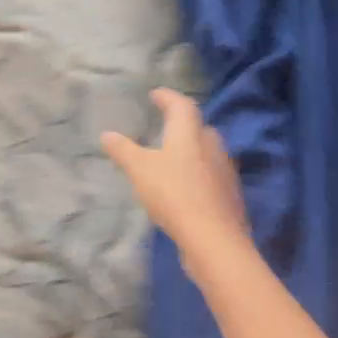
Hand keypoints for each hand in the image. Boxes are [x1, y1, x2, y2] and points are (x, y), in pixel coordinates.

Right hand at [102, 89, 249, 264]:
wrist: (214, 242)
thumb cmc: (173, 194)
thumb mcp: (139, 169)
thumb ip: (123, 150)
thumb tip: (106, 134)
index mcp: (189, 135)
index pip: (182, 106)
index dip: (168, 98)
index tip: (156, 95)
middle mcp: (211, 149)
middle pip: (201, 128)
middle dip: (185, 126)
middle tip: (168, 128)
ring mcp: (225, 175)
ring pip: (209, 154)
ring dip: (194, 153)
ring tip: (175, 160)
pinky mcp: (231, 201)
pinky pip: (213, 178)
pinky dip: (200, 177)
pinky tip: (187, 189)